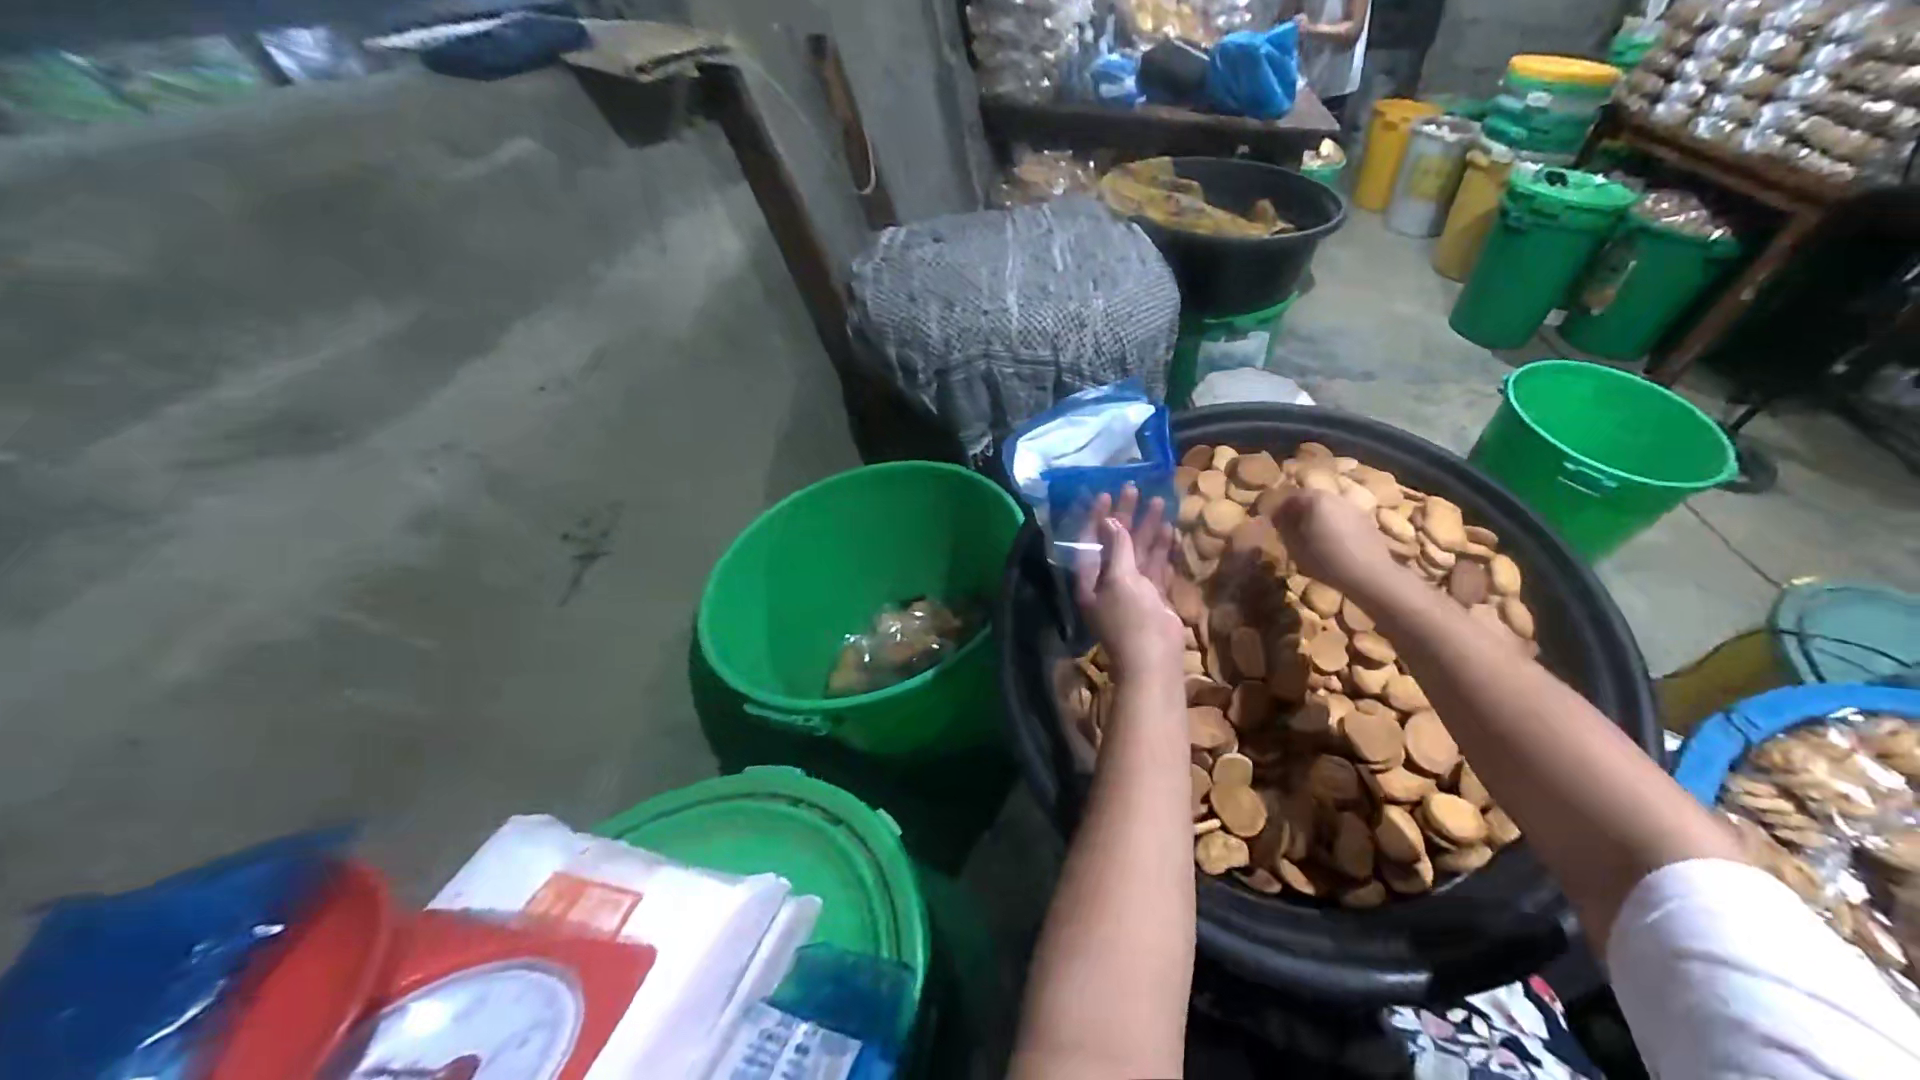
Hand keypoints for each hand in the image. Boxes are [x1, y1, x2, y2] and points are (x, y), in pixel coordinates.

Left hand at [1073, 488, 1182, 682]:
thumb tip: (1109, 520)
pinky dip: (1161, 550)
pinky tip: (1169, 530)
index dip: (1097, 517)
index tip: (1107, 494)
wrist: (1154, 660)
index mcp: (1090, 580)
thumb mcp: (1119, 580)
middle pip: (1115, 543)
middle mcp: (1108, 582)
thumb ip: (1117, 548)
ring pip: (1138, 553)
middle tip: (1135, 489)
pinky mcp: (1153, 597)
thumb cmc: (1131, 619)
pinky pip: (1155, 568)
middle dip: (1125, 517)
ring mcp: (1132, 590)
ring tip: (1158, 501)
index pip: (1090, 541)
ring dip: (1147, 529)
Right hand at [1274, 489, 1399, 598]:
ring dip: (1316, 518)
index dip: (1278, 510)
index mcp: (1315, 499)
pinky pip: (1341, 517)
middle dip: (1298, 512)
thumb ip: (1284, 528)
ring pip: (1327, 508)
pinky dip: (1332, 524)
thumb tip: (1279, 518)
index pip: (1289, 496)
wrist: (1370, 574)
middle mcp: (1335, 496)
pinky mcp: (1366, 520)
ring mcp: (1353, 507)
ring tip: (1311, 537)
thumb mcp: (1294, 546)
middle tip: (1290, 530)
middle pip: (1310, 499)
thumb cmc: (1325, 559)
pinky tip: (1331, 542)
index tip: (1273, 525)